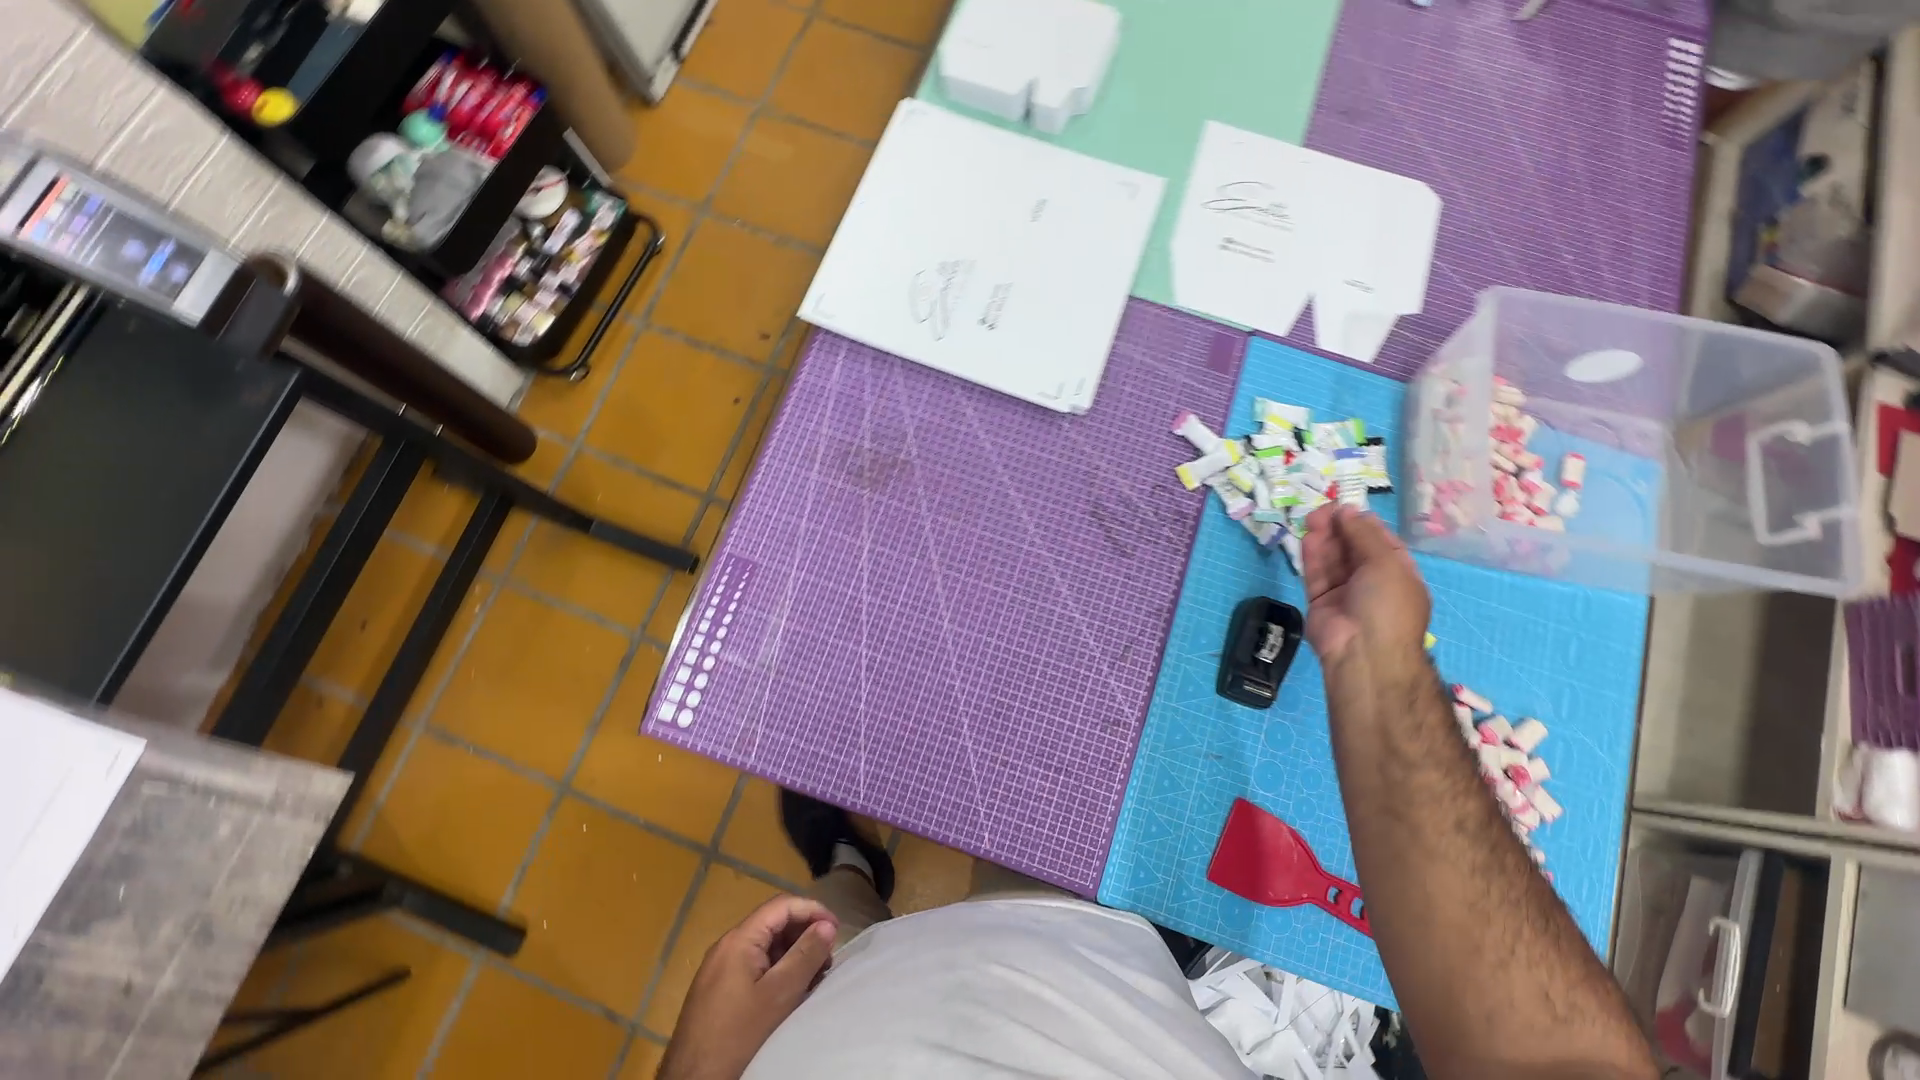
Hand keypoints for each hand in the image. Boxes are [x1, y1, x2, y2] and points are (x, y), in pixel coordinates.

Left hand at [658, 896, 837, 1079]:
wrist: (693, 1079)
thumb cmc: (738, 1033)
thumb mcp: (779, 994)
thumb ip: (805, 955)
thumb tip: (828, 924)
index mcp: (739, 939)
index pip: (781, 905)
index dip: (812, 910)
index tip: (837, 931)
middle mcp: (727, 946)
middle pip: (773, 924)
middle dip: (804, 935)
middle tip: (827, 961)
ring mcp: (721, 968)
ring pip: (766, 947)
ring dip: (793, 955)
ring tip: (813, 979)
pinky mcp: (720, 989)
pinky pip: (755, 966)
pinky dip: (778, 971)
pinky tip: (790, 992)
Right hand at [1301, 505, 1430, 675]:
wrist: (1363, 652)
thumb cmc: (1387, 605)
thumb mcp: (1386, 563)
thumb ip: (1363, 534)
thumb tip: (1347, 511)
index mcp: (1399, 574)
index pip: (1380, 542)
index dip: (1363, 523)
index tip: (1345, 506)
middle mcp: (1372, 582)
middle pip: (1353, 548)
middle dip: (1339, 528)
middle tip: (1322, 510)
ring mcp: (1345, 593)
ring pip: (1332, 560)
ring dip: (1323, 538)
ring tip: (1311, 519)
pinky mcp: (1321, 602)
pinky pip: (1316, 574)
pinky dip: (1312, 556)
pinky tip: (1307, 537)